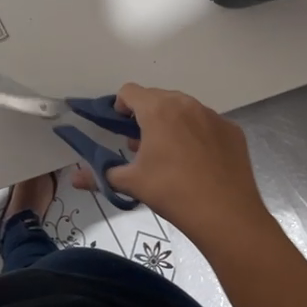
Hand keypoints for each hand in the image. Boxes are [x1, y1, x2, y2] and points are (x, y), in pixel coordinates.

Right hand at [70, 83, 264, 239]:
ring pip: (184, 109)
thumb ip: (100, 174)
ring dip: (171, 122)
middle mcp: (186, 104)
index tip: (119, 128)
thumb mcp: (131, 183)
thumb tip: (74, 178)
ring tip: (170, 154)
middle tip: (142, 145)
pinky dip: (197, 134)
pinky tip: (198, 162)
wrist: (226, 215)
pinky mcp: (232, 131)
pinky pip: (207, 124)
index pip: (129, 91)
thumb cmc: (172, 192)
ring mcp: (213, 116)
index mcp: (157, 110)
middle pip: (157, 97)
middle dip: (145, 115)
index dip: (120, 106)